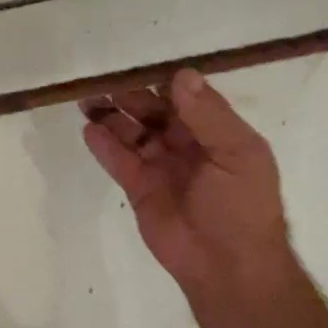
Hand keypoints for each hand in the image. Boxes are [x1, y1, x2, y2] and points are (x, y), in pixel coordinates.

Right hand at [81, 68, 291, 291]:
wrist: (227, 264)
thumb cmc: (242, 206)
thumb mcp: (238, 153)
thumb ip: (209, 115)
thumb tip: (180, 75)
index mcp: (216, 132)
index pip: (185, 97)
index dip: (162, 81)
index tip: (137, 63)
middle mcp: (186, 145)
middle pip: (152, 113)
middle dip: (129, 96)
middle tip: (102, 81)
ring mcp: (160, 167)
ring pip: (131, 134)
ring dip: (111, 117)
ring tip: (86, 99)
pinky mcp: (138, 189)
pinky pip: (118, 161)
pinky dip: (104, 146)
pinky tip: (88, 129)